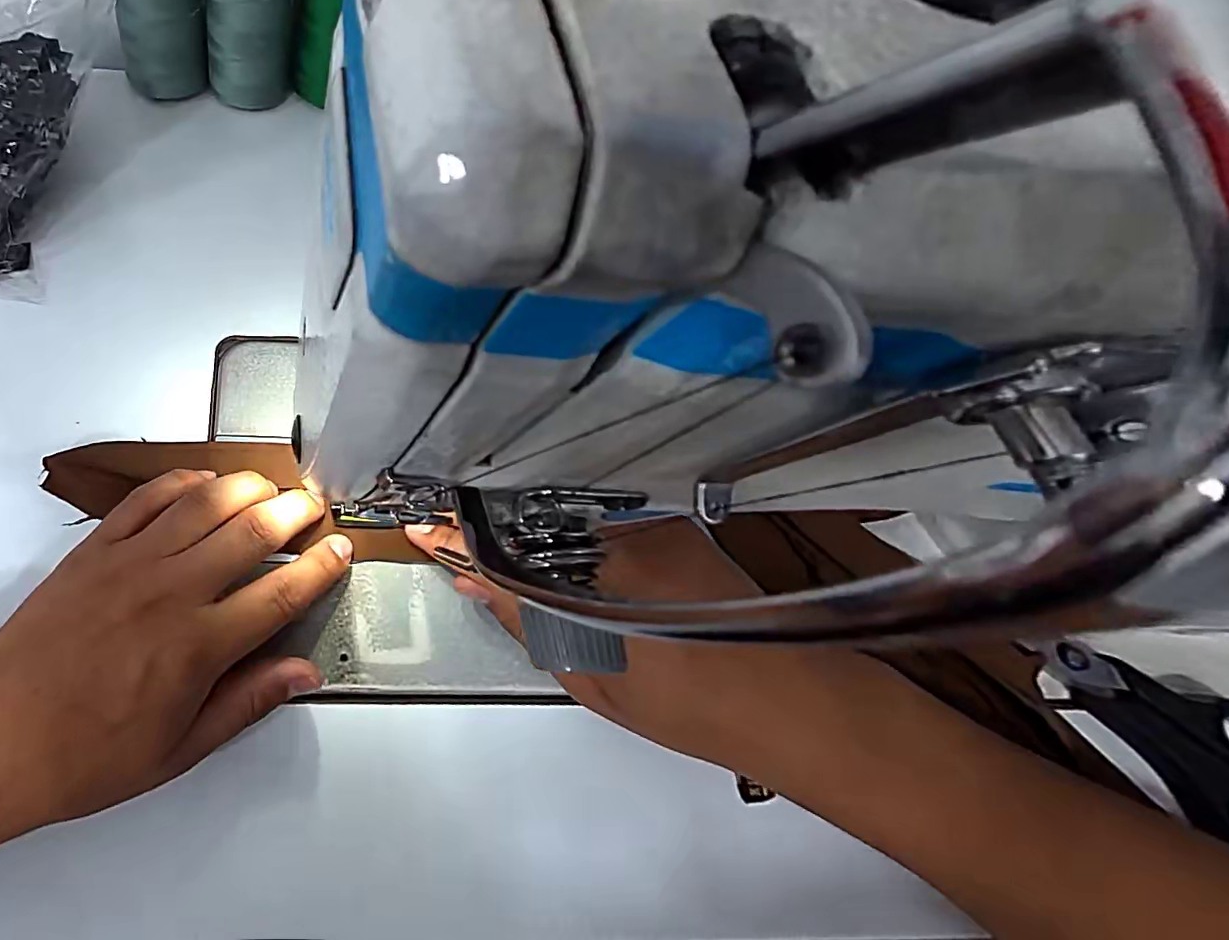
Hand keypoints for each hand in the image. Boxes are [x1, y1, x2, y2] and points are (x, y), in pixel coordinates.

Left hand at [0, 470, 350, 896]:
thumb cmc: (87, 753)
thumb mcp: (178, 749)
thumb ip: (247, 702)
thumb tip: (303, 672)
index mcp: (199, 646)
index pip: (281, 591)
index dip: (321, 567)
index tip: (341, 549)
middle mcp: (172, 591)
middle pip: (252, 530)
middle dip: (294, 510)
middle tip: (312, 505)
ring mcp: (132, 560)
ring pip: (205, 501)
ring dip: (247, 485)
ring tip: (269, 487)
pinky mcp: (96, 546)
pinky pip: (149, 497)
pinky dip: (184, 480)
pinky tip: (204, 483)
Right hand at [406, 517, 911, 782]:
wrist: (804, 705)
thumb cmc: (694, 706)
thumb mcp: (592, 679)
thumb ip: (527, 623)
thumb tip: (475, 584)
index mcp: (593, 581)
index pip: (504, 554)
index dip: (458, 543)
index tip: (424, 531)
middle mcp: (618, 538)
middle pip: (533, 531)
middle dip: (507, 549)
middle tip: (496, 577)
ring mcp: (648, 525)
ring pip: (569, 527)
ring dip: (552, 550)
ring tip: (578, 597)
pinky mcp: (671, 522)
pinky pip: (604, 525)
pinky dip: (589, 547)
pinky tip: (614, 585)